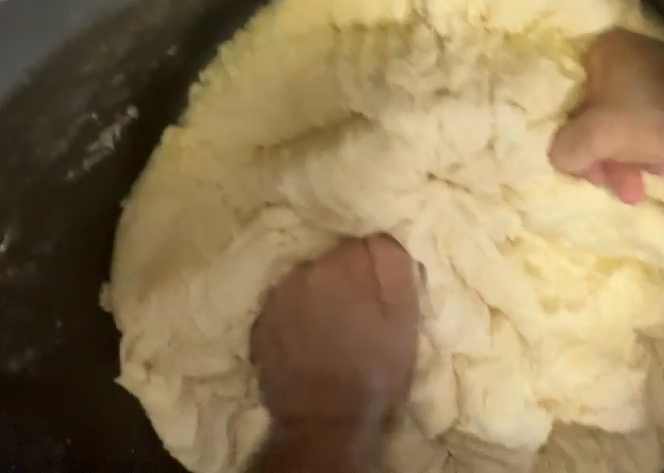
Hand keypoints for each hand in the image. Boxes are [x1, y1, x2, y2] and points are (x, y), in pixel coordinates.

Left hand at [252, 235, 419, 433]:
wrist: (326, 424)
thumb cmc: (375, 369)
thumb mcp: (404, 316)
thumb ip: (395, 265)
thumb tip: (383, 239)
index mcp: (345, 262)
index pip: (364, 244)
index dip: (373, 267)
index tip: (378, 292)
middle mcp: (305, 269)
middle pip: (331, 260)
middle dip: (344, 279)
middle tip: (356, 313)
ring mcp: (277, 297)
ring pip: (305, 282)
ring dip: (317, 296)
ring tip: (329, 329)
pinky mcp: (260, 324)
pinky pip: (283, 307)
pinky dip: (294, 317)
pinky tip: (306, 341)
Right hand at [549, 30, 663, 203]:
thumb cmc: (649, 117)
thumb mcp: (594, 136)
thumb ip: (566, 148)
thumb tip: (562, 157)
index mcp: (603, 50)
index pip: (574, 99)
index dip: (577, 140)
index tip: (592, 173)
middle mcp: (631, 53)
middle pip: (604, 115)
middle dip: (612, 159)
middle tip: (626, 190)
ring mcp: (662, 71)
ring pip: (632, 123)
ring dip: (637, 158)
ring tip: (655, 177)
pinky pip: (660, 122)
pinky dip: (660, 147)